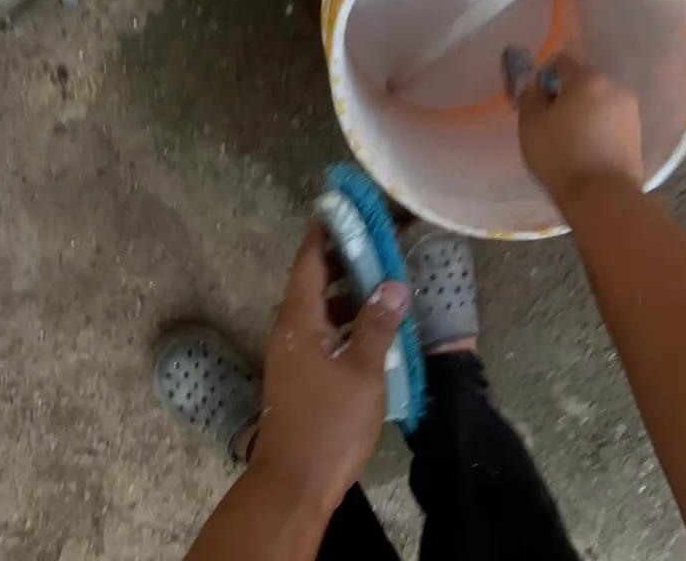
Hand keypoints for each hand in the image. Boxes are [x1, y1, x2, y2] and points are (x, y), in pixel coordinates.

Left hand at [249, 223, 409, 511]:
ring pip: (320, 307)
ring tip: (381, 277)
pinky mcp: (303, 372)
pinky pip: (325, 331)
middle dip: (341, 257)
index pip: (308, 260)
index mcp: (299, 317)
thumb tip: (394, 285)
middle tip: (373, 238)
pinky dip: (346, 320)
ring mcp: (295, 352)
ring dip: (347, 291)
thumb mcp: (363, 370)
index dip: (323, 231)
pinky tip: (374, 325)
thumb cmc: (329, 420)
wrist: (295, 479)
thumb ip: (378, 325)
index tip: (339, 206)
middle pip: (313, 280)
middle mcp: (291, 327)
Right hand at [510, 51, 644, 199]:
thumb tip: (533, 83)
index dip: (543, 75)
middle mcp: (615, 88)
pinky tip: (584, 148)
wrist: (602, 196)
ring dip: (581, 110)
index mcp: (588, 79)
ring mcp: (630, 111)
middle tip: (548, 120)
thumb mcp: (530, 122)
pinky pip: (609, 119)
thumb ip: (529, 95)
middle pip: (582, 80)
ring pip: (597, 101)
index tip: (535, 99)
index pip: (561, 60)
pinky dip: (596, 126)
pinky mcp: (637, 134)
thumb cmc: (560, 154)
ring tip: (567, 137)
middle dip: (564, 93)